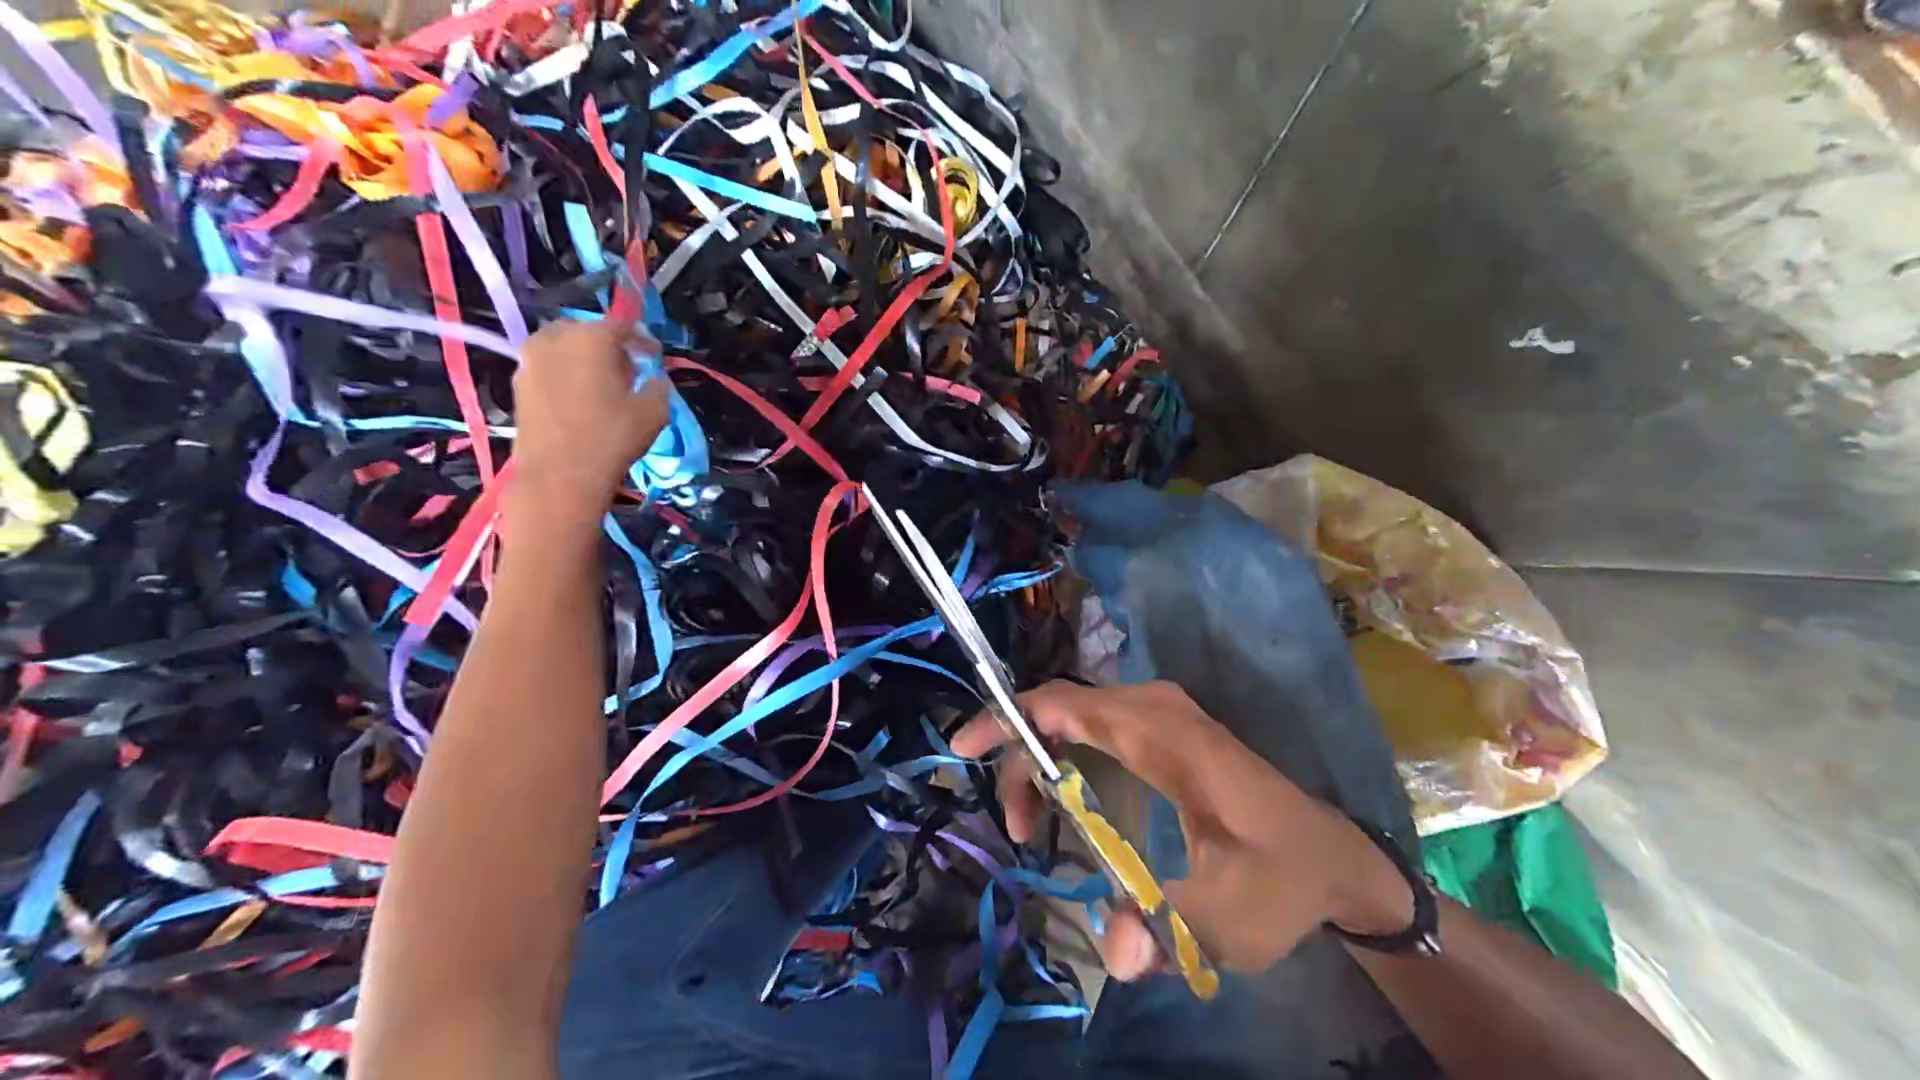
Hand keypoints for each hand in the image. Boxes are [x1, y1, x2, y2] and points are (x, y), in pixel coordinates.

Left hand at [509, 319, 669, 519]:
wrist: (560, 476)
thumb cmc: (612, 439)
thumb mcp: (654, 412)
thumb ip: (658, 386)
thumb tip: (655, 378)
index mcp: (591, 338)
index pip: (622, 324)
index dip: (642, 338)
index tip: (654, 355)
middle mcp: (555, 338)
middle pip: (588, 331)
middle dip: (609, 346)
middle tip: (627, 370)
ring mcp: (530, 359)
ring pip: (563, 346)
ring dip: (583, 358)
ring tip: (600, 385)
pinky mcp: (518, 382)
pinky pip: (547, 366)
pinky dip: (565, 373)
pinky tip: (579, 398)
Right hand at [952, 680, 1412, 979]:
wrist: (1332, 857)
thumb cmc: (1282, 879)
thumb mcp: (1228, 920)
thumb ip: (1166, 931)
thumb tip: (1109, 952)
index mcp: (1163, 734)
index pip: (1064, 703)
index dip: (1007, 718)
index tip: (964, 748)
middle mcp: (1154, 708)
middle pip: (1057, 708)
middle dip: (1019, 758)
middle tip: (1017, 828)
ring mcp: (1158, 712)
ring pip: (1071, 715)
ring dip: (1039, 763)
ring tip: (1035, 829)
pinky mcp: (1160, 727)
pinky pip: (1091, 723)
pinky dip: (1061, 756)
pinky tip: (1061, 804)